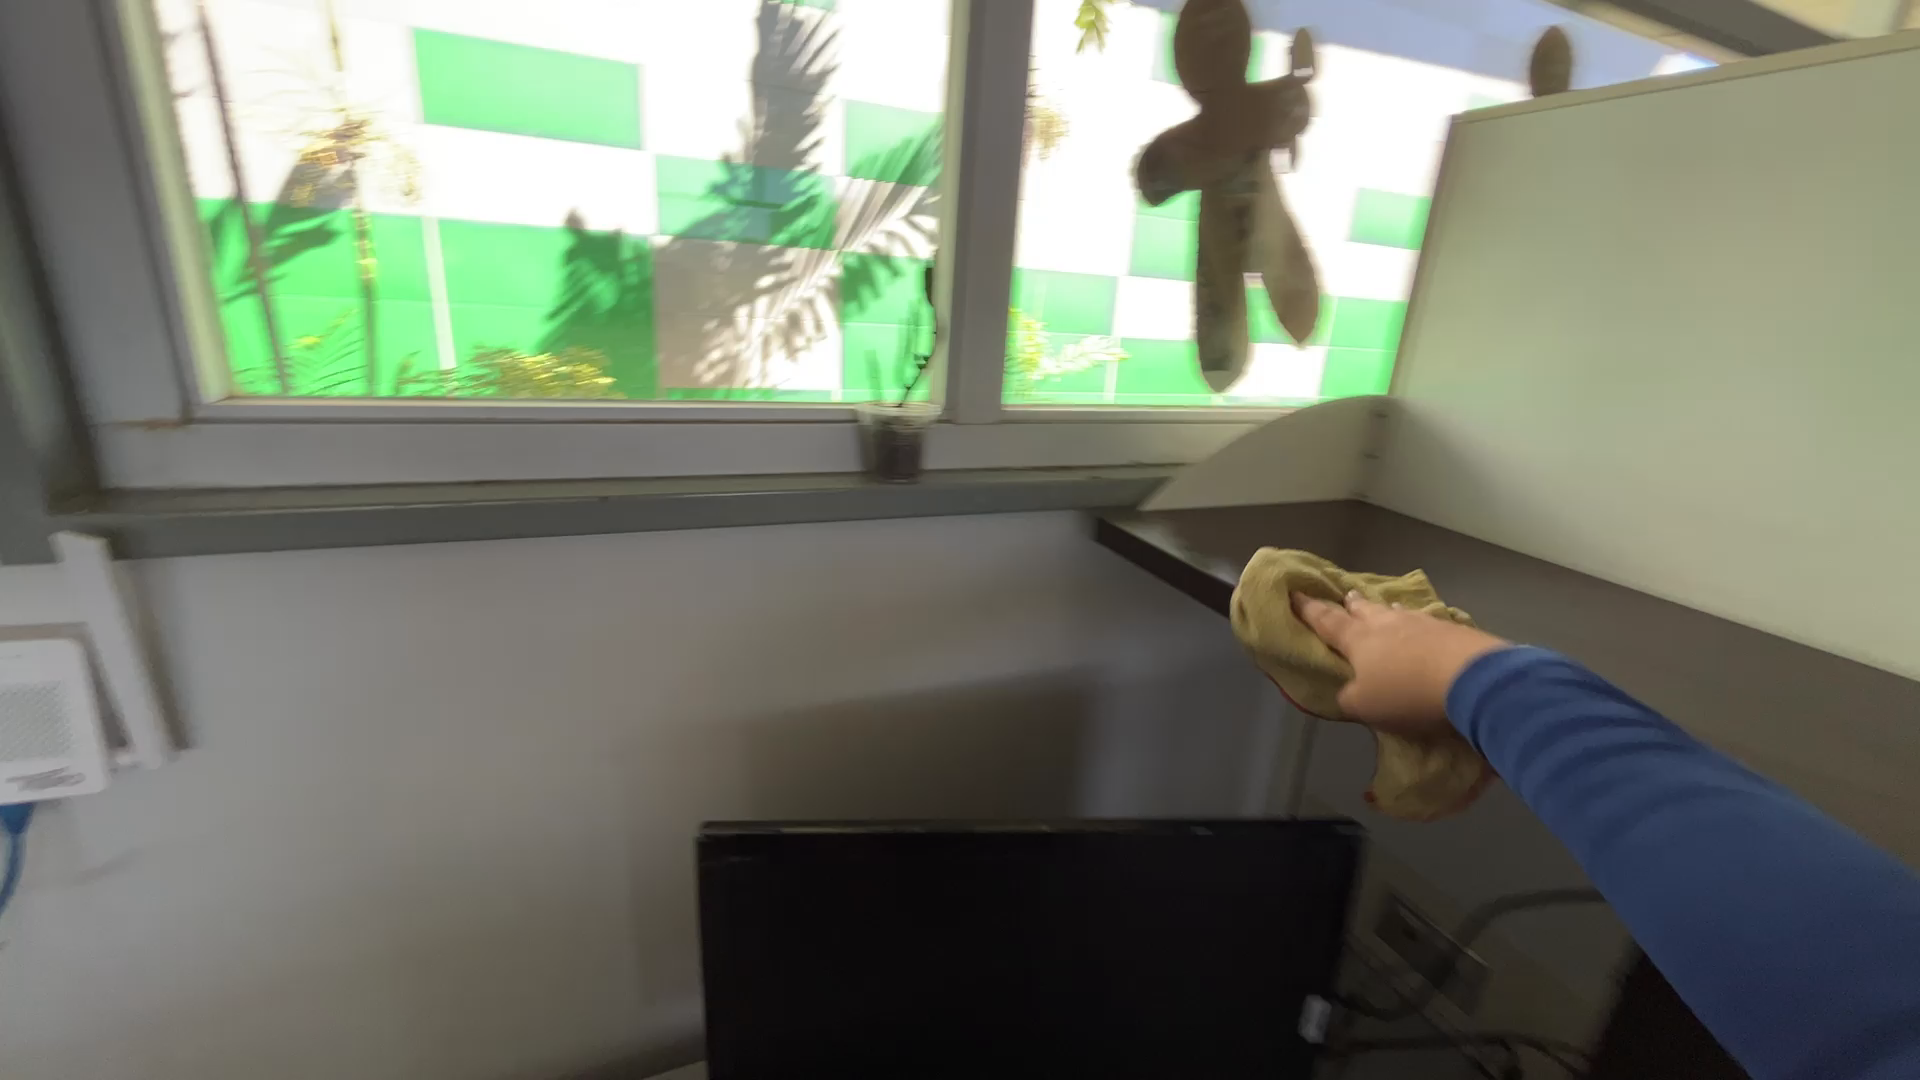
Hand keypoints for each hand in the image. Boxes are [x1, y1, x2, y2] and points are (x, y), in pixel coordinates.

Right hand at [1292, 591, 1510, 735]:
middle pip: (1363, 610)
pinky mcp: (1455, 632)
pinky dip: (1419, 624)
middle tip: (1346, 596)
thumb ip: (1349, 697)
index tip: (1296, 593)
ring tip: (1385, 608)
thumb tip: (1349, 691)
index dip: (1308, 610)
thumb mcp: (1364, 706)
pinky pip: (1427, 623)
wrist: (1475, 680)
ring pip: (1397, 613)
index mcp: (1357, 639)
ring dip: (1387, 611)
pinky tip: (1424, 627)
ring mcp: (1422, 624)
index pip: (1326, 621)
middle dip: (1351, 604)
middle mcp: (1385, 625)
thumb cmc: (1407, 692)